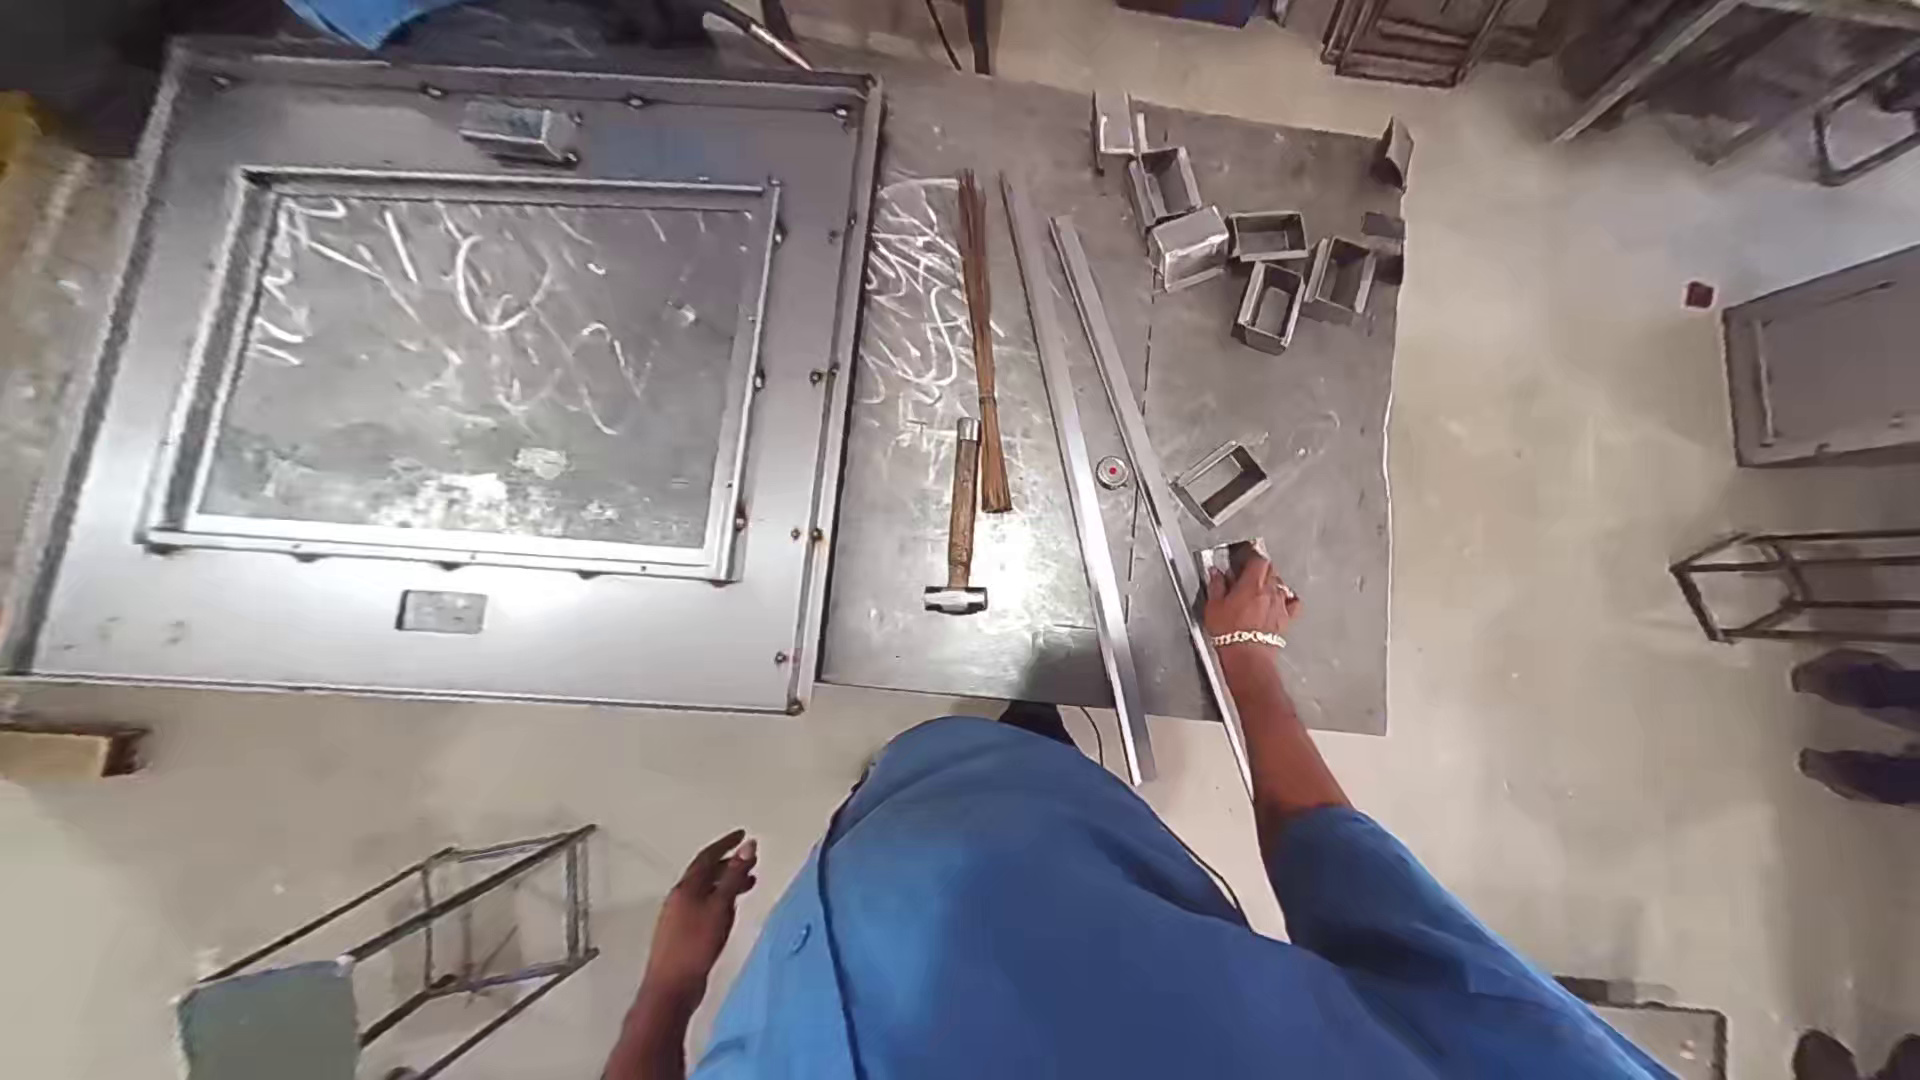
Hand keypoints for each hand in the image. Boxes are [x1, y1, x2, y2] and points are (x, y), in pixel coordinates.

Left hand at [642, 830, 758, 1002]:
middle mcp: (679, 898)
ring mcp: (678, 917)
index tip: (742, 835)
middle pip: (706, 872)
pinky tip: (730, 910)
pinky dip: (720, 899)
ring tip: (748, 884)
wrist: (670, 992)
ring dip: (726, 882)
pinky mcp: (681, 935)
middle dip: (728, 863)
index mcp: (686, 888)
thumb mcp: (720, 906)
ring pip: (706, 890)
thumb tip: (748, 845)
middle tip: (749, 860)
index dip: (726, 843)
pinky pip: (704, 905)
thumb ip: (735, 875)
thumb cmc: (695, 946)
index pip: (707, 856)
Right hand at [1203, 551, 1299, 647]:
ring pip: (1280, 584)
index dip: (1252, 554)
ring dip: (1271, 582)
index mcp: (1251, 584)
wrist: (1246, 655)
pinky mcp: (1286, 618)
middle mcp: (1270, 591)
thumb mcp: (1213, 606)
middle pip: (1271, 569)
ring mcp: (1280, 604)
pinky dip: (1287, 598)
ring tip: (1259, 586)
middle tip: (1248, 570)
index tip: (1245, 555)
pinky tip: (1280, 599)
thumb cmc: (1229, 632)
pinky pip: (1293, 602)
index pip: (1258, 559)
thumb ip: (1216, 585)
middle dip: (1260, 567)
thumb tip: (1215, 573)